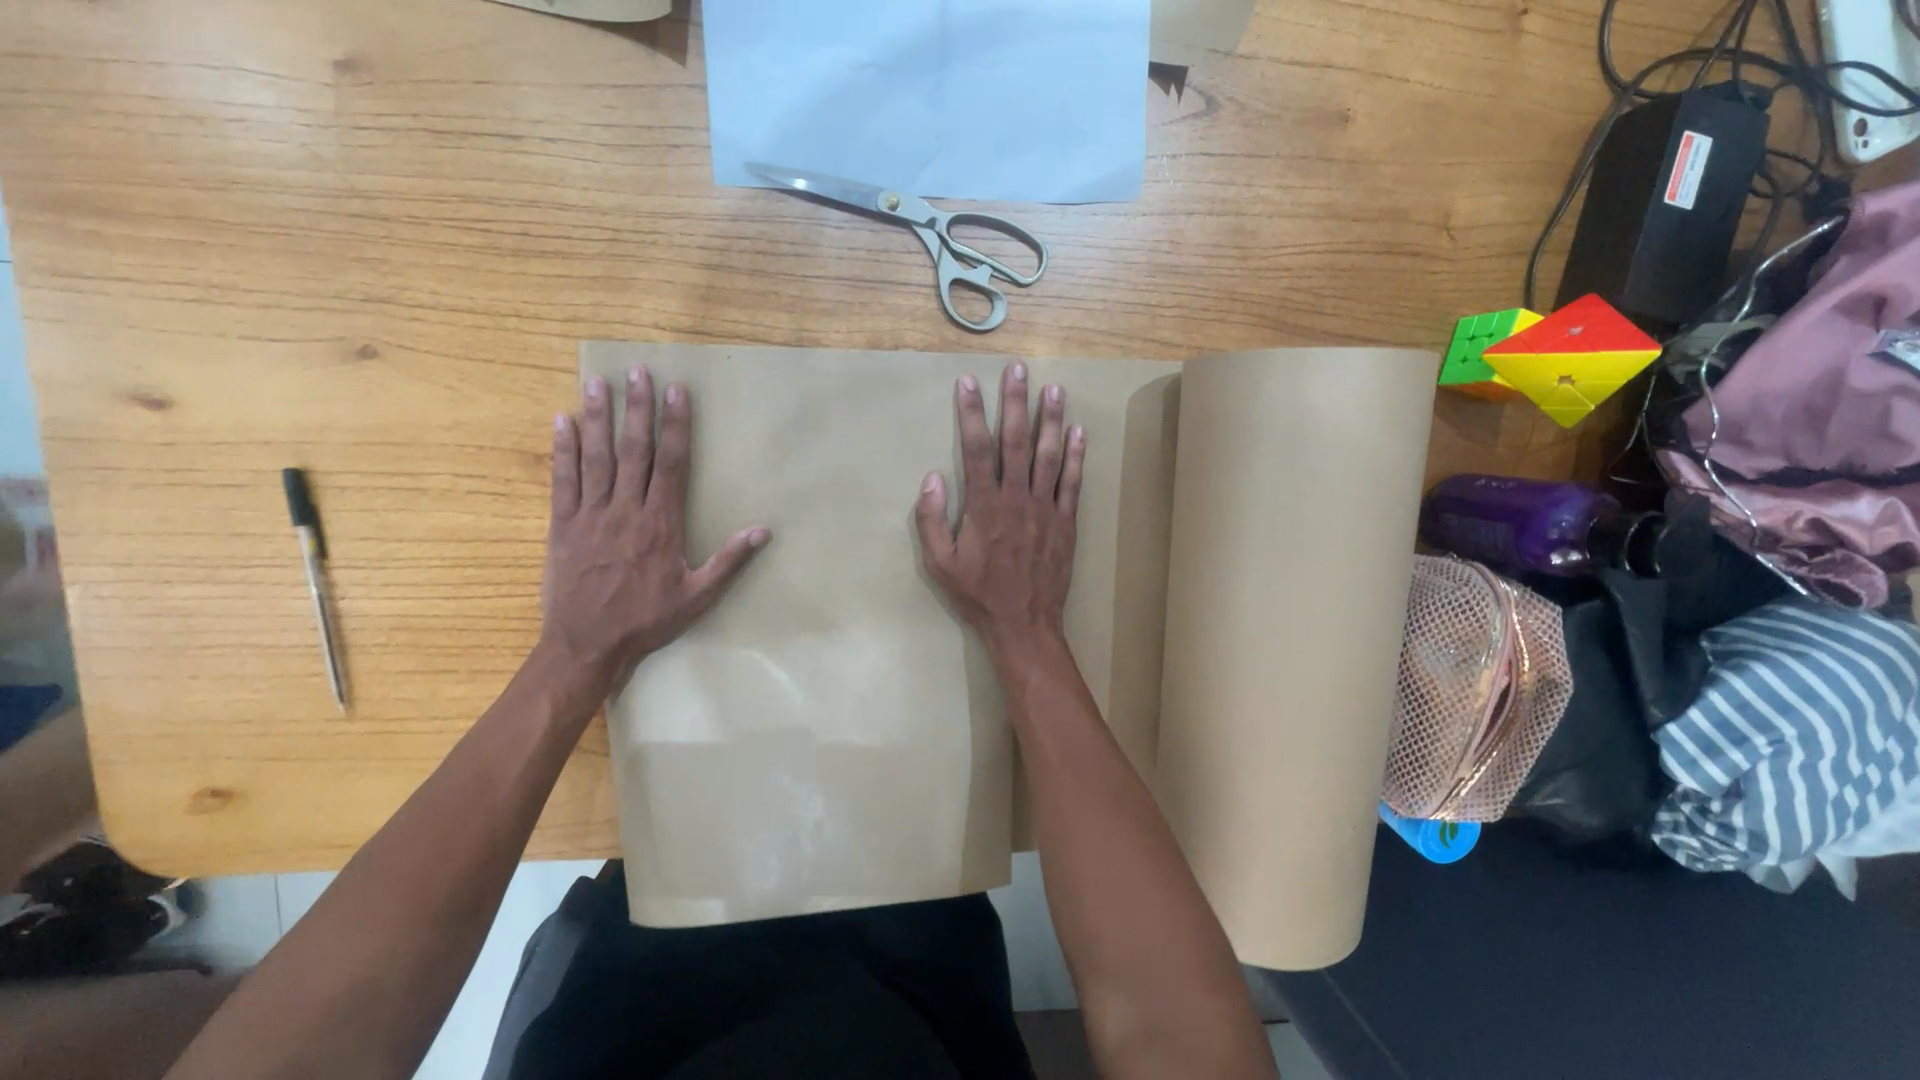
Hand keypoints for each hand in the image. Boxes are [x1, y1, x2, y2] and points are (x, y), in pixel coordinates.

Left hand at [542, 368, 768, 684]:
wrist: (588, 644)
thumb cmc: (648, 621)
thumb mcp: (698, 596)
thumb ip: (730, 560)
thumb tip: (764, 530)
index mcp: (661, 522)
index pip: (672, 462)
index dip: (675, 424)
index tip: (675, 391)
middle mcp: (627, 509)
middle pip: (634, 449)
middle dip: (636, 407)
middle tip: (636, 370)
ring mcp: (591, 515)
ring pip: (596, 457)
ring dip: (597, 417)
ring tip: (597, 382)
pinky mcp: (562, 525)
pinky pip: (562, 480)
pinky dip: (562, 450)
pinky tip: (561, 421)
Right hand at [915, 362, 1085, 648]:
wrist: (1024, 624)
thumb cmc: (978, 594)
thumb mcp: (939, 564)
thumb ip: (930, 519)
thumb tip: (931, 477)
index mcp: (984, 506)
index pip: (976, 449)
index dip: (971, 414)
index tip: (968, 383)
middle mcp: (1017, 499)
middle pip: (1016, 442)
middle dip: (1016, 402)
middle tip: (1018, 369)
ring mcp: (1046, 509)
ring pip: (1049, 456)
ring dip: (1051, 420)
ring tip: (1054, 388)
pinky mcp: (1066, 522)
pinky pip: (1073, 483)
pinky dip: (1076, 456)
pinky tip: (1078, 432)